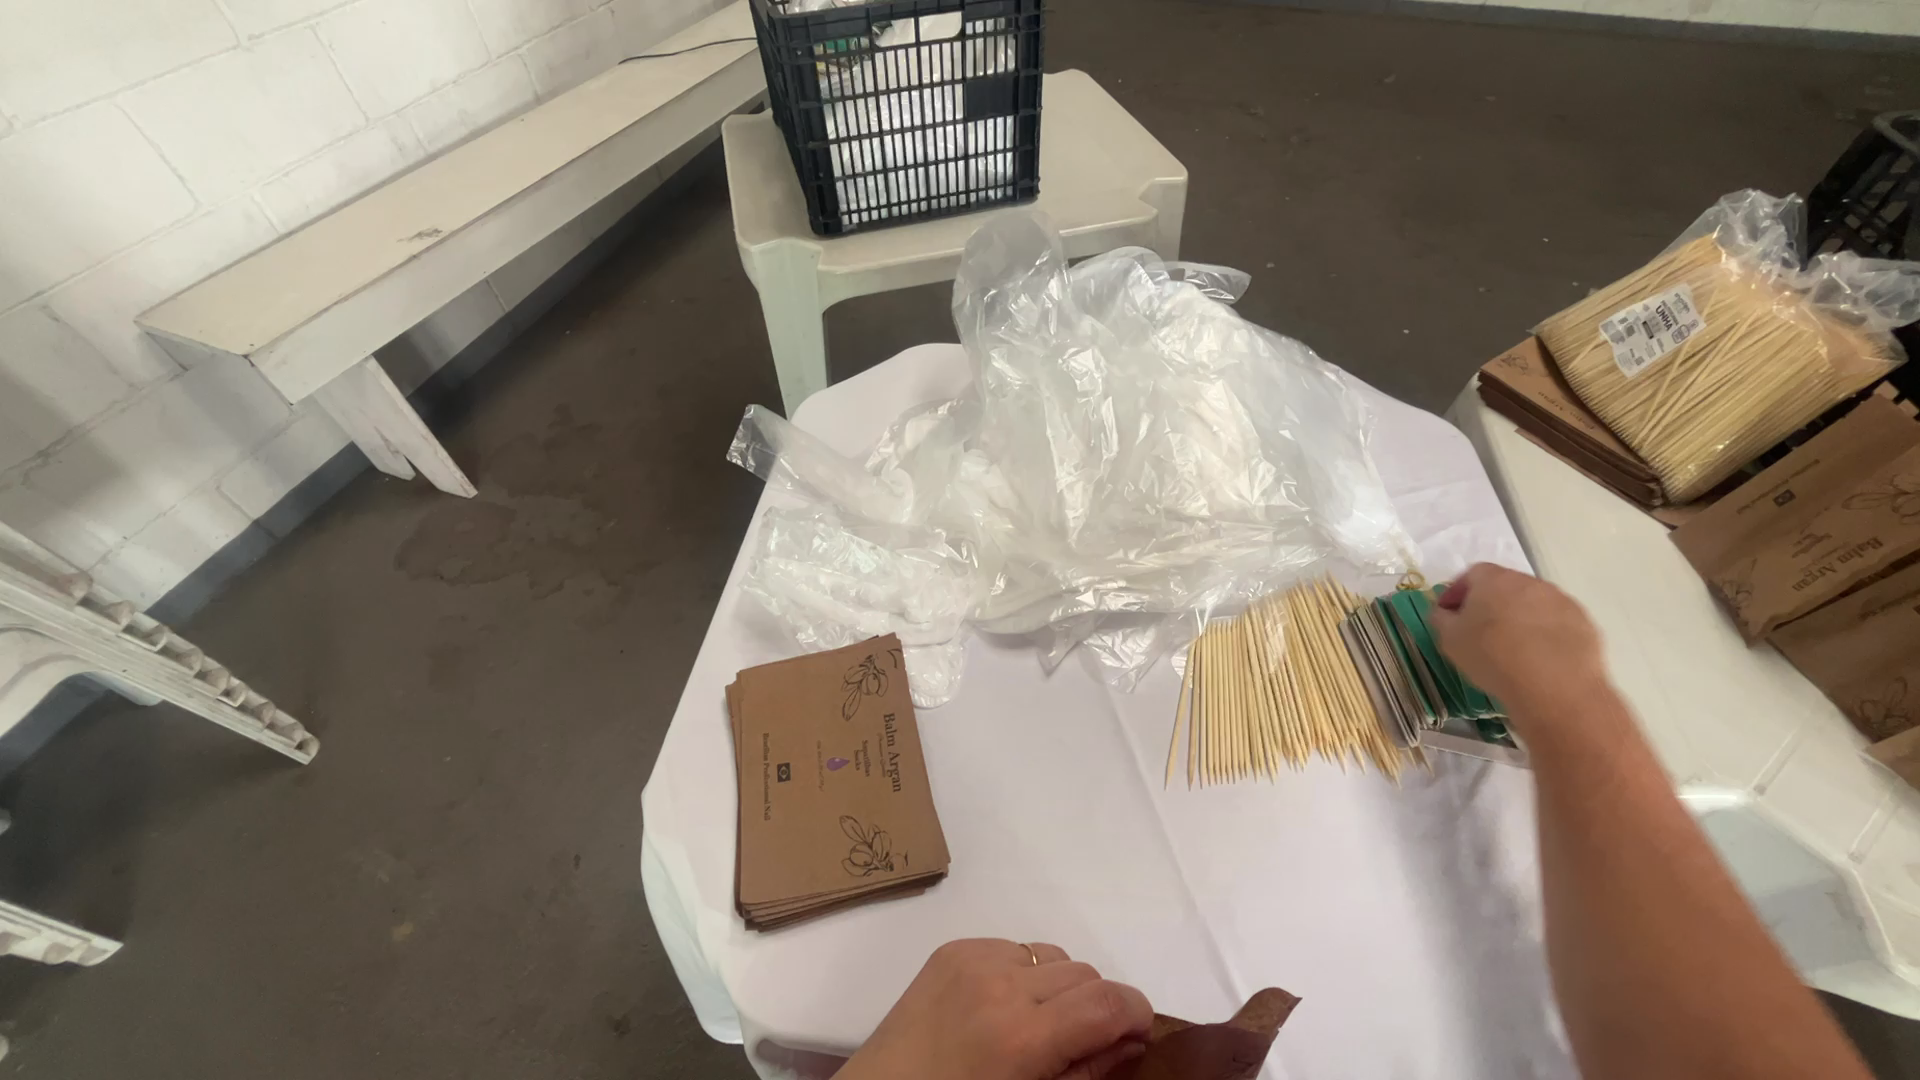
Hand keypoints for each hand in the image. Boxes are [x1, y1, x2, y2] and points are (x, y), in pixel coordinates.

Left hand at [837, 939, 1152, 1079]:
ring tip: (1035, 1025)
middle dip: (1094, 1005)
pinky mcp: (952, 948)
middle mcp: (1000, 983)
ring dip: (1057, 986)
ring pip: (1050, 954)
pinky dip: (1021, 973)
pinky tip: (1000, 1008)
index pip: (1107, 1002)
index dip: (1136, 1013)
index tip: (1137, 1033)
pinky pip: (1012, 947)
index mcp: (1022, 1036)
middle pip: (1083, 972)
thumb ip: (1087, 1071)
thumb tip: (1129, 1037)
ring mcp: (973, 958)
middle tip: (1080, 1043)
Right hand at [1427, 563, 1609, 719]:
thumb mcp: (1448, 638)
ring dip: (1519, 617)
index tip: (1450, 613)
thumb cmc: (1491, 656)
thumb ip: (1441, 618)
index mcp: (1494, 579)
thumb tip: (1444, 612)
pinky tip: (1537, 657)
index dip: (1458, 592)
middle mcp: (1531, 582)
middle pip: (1505, 586)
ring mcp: (1562, 601)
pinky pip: (1557, 622)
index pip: (1471, 574)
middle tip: (1479, 630)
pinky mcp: (1586, 624)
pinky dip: (1544, 633)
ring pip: (1533, 603)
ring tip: (1511, 647)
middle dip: (1489, 603)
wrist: (1555, 687)